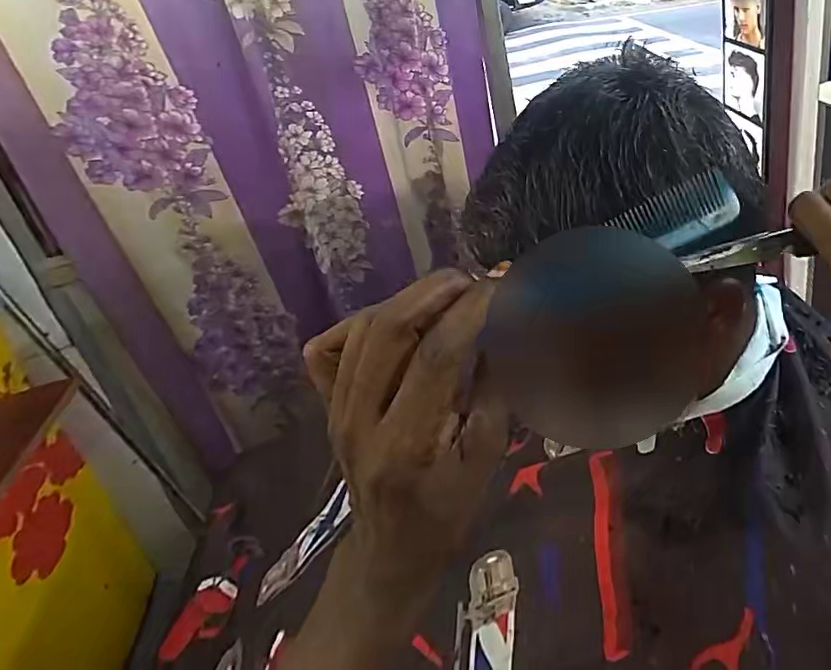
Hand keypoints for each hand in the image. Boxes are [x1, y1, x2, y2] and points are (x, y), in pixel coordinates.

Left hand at [293, 272, 507, 663]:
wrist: (389, 549)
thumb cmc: (447, 510)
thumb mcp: (486, 459)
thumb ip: (494, 389)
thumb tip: (504, 323)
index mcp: (406, 444)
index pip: (436, 354)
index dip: (472, 311)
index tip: (502, 287)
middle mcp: (359, 419)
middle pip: (389, 329)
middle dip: (437, 291)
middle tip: (475, 281)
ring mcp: (336, 408)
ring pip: (365, 327)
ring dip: (411, 297)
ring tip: (451, 292)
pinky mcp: (327, 401)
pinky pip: (344, 339)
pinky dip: (377, 314)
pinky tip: (406, 314)